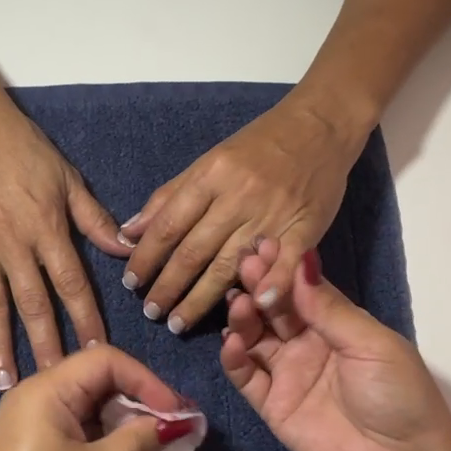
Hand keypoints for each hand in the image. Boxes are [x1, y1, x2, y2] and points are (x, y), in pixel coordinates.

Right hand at [0, 100, 126, 389]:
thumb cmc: (22, 148)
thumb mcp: (67, 178)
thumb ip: (94, 219)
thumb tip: (126, 249)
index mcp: (46, 230)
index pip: (71, 283)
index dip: (86, 318)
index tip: (97, 350)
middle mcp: (12, 247)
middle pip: (32, 305)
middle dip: (44, 346)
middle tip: (51, 383)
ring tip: (4, 380)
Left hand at [0, 347, 191, 450]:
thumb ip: (141, 439)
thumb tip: (179, 421)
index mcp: (48, 389)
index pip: (108, 360)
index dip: (148, 381)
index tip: (177, 414)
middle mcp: (35, 395)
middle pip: (98, 378)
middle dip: (141, 399)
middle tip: (174, 430)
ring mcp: (29, 421)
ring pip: (88, 405)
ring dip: (124, 420)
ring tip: (155, 446)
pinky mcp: (29, 445)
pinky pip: (74, 426)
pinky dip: (103, 436)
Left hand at [121, 93, 366, 335]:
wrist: (321, 126)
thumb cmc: (259, 146)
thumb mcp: (209, 161)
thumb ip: (170, 197)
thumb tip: (130, 232)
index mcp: (211, 176)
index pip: (169, 224)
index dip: (146, 257)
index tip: (131, 283)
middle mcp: (238, 196)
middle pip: (193, 251)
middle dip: (167, 286)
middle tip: (150, 312)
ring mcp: (272, 215)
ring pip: (228, 265)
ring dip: (199, 300)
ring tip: (177, 323)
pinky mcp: (304, 228)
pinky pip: (284, 263)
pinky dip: (271, 286)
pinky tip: (253, 306)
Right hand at [219, 240, 450, 450]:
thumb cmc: (398, 397)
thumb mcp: (372, 345)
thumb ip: (331, 309)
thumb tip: (300, 263)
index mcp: (340, 326)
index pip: (304, 289)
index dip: (284, 268)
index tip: (263, 244)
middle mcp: (310, 345)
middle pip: (275, 309)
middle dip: (258, 286)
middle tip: (240, 264)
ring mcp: (288, 375)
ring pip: (256, 338)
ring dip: (243, 318)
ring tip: (237, 303)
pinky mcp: (272, 405)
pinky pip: (247, 377)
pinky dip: (235, 358)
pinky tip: (231, 341)